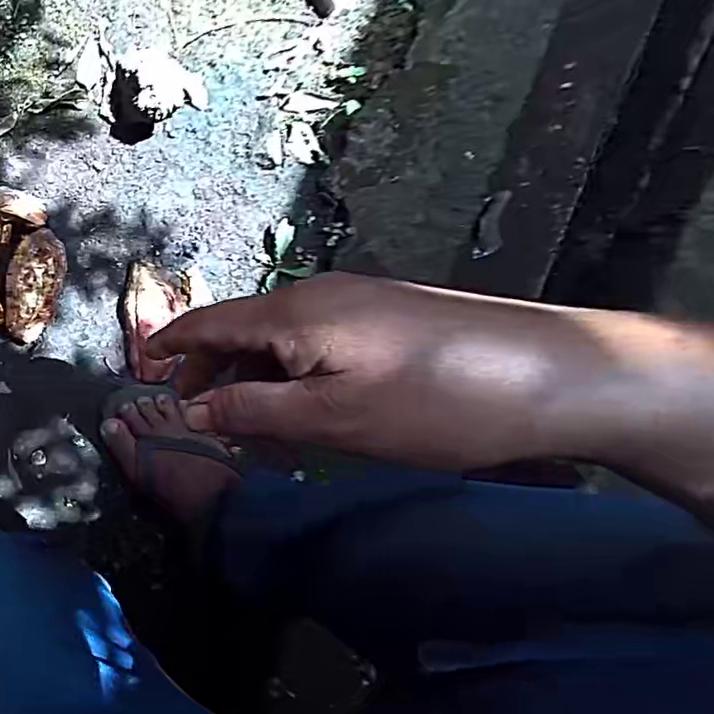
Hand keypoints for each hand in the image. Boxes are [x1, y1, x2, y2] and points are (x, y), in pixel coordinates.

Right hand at [147, 273, 612, 470]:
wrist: (571, 374)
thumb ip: (251, 411)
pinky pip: (312, 338)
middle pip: (238, 328)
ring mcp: (354, 300)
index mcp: (290, 313)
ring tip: (249, 418)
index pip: (206, 322)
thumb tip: (192, 410)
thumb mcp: (331, 417)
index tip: (141, 366)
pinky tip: (304, 401)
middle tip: (196, 411)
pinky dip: (288, 369)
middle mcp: (314, 295)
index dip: (169, 344)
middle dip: (208, 368)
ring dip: (251, 374)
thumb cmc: (436, 400)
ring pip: (276, 336)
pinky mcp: (385, 313)